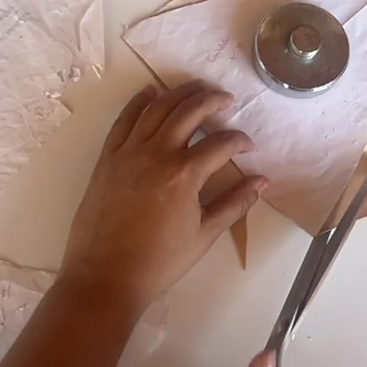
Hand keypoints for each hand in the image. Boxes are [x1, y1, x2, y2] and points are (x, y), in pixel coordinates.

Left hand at [60, 83, 266, 313]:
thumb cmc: (159, 262)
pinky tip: (150, 92)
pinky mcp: (108, 157)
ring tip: (198, 88)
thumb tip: (262, 181)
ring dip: (181, 92)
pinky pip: (124, 120)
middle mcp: (158, 154)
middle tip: (226, 99)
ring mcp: (129, 152)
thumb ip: (235, 203)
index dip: (239, 141)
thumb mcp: (204, 235)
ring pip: (158, 107)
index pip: (221, 143)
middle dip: (213, 100)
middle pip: (190, 110)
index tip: (247, 146)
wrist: (104, 278)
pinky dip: (139, 102)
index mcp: (185, 174)